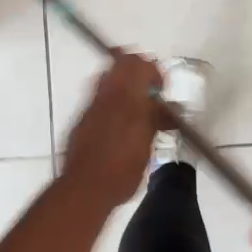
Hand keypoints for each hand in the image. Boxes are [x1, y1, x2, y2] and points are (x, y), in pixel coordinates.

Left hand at [63, 52, 165, 208]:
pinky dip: (113, 104)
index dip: (155, 73)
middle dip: (139, 74)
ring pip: (109, 80)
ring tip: (139, 112)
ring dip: (125, 88)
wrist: (85, 187)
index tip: (162, 91)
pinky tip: (122, 127)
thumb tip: (169, 109)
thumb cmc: (122, 167)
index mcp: (126, 95)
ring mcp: (90, 105)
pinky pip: (100, 99)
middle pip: (122, 64)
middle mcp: (106, 93)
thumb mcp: (148, 142)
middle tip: (152, 95)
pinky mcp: (82, 120)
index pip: (140, 63)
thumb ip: (157, 119)